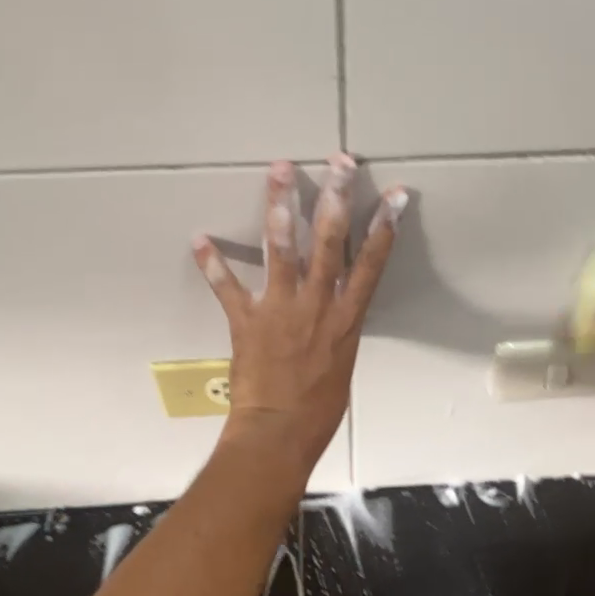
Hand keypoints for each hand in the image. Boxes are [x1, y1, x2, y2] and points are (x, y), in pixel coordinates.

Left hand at [192, 156, 407, 461]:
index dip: (384, 226)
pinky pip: (227, 287)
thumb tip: (337, 310)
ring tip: (278, 169)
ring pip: (282, 249)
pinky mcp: (247, 321)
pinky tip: (200, 237)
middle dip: (334, 197)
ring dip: (280, 206)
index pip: (370, 263)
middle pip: (329, 241)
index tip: (395, 194)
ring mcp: (280, 309)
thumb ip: (339, 328)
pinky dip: (213, 263)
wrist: (279, 434)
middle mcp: (317, 304)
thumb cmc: (319, 410)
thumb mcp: (343, 364)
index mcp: (346, 317)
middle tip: (338, 161)